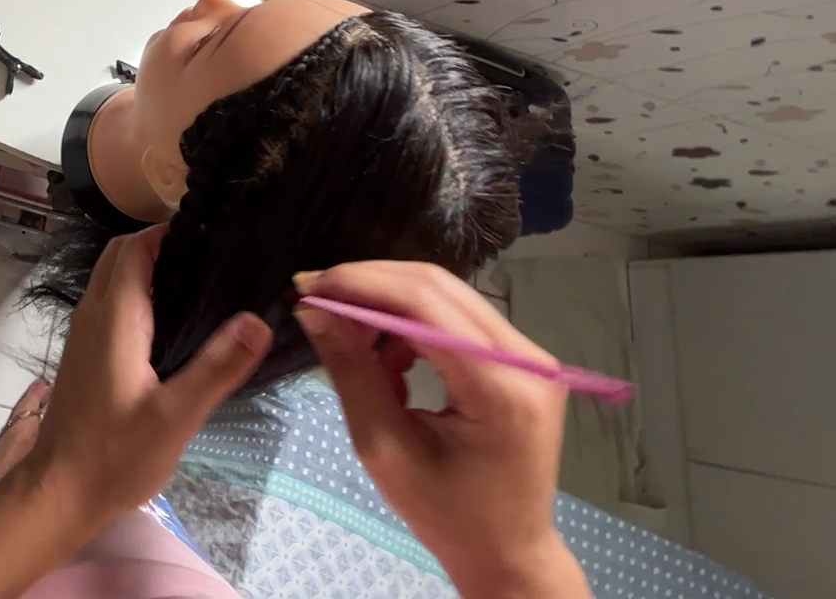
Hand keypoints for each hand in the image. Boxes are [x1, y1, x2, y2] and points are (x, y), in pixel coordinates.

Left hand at [20, 225, 272, 519]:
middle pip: (120, 254)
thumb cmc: (116, 454)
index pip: (135, 248)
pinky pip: (109, 298)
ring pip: (111, 275)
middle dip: (158, 241)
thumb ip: (216, 367)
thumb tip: (258, 320)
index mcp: (114, 316)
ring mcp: (85, 329)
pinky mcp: (86, 348)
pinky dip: (136, 288)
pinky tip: (170, 316)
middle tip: (209, 252)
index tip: (210, 231)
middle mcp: (93, 312)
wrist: (59, 488)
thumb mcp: (175, 417)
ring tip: (197, 277)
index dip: (167, 230)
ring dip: (145, 263)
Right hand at [294, 262, 587, 598]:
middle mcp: (525, 360)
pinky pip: (450, 312)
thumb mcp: (382, 446)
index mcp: (500, 389)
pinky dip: (406, 320)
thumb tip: (312, 308)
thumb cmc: (445, 513)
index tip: (308, 287)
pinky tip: (386, 358)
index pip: (422, 304)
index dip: (359, 284)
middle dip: (365, 283)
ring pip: (439, 291)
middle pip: (432, 285)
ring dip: (383, 300)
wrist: (508, 552)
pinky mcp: (516, 356)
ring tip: (350, 337)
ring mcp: (527, 355)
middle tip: (316, 297)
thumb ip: (350, 369)